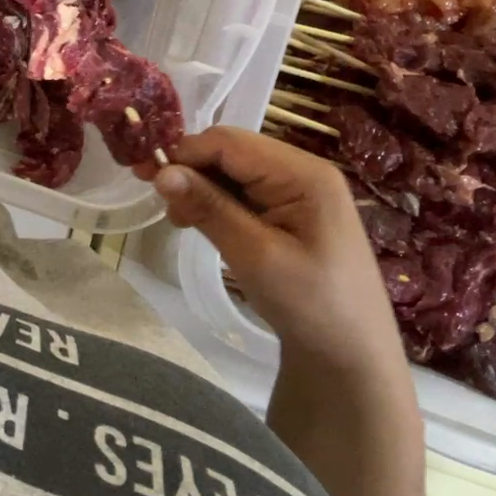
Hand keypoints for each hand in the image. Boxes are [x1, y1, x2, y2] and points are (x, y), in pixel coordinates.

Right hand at [138, 127, 408, 378]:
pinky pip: (240, 191)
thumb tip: (161, 172)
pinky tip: (197, 222)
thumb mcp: (254, 254)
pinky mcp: (288, 211)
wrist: (350, 353)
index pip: (228, 142)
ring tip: (177, 218)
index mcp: (303, 174)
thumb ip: (208, 208)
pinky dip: (212, 200)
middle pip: (228, 151)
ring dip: (198, 186)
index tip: (145, 178)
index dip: (184, 153)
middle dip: (188, 168)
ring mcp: (296, 191)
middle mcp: (301, 172)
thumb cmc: (308, 302)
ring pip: (230, 170)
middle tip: (154, 197)